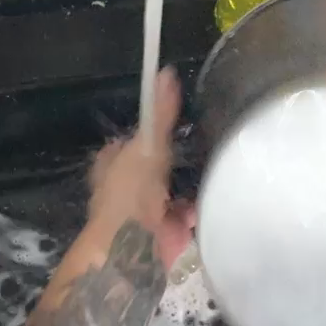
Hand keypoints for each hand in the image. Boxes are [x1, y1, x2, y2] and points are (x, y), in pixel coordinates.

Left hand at [87, 67, 193, 268]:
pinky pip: (185, 214)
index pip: (136, 138)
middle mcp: (127, 185)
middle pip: (157, 164)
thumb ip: (160, 114)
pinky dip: (194, 210)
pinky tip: (203, 203)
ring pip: (173, 190)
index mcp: (114, 162)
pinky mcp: (164, 231)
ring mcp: (146, 210)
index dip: (155, 131)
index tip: (179, 123)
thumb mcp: (147, 147)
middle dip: (178, 161)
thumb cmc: (130, 195)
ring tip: (211, 172)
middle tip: (201, 147)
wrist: (131, 251)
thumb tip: (166, 73)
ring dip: (189, 187)